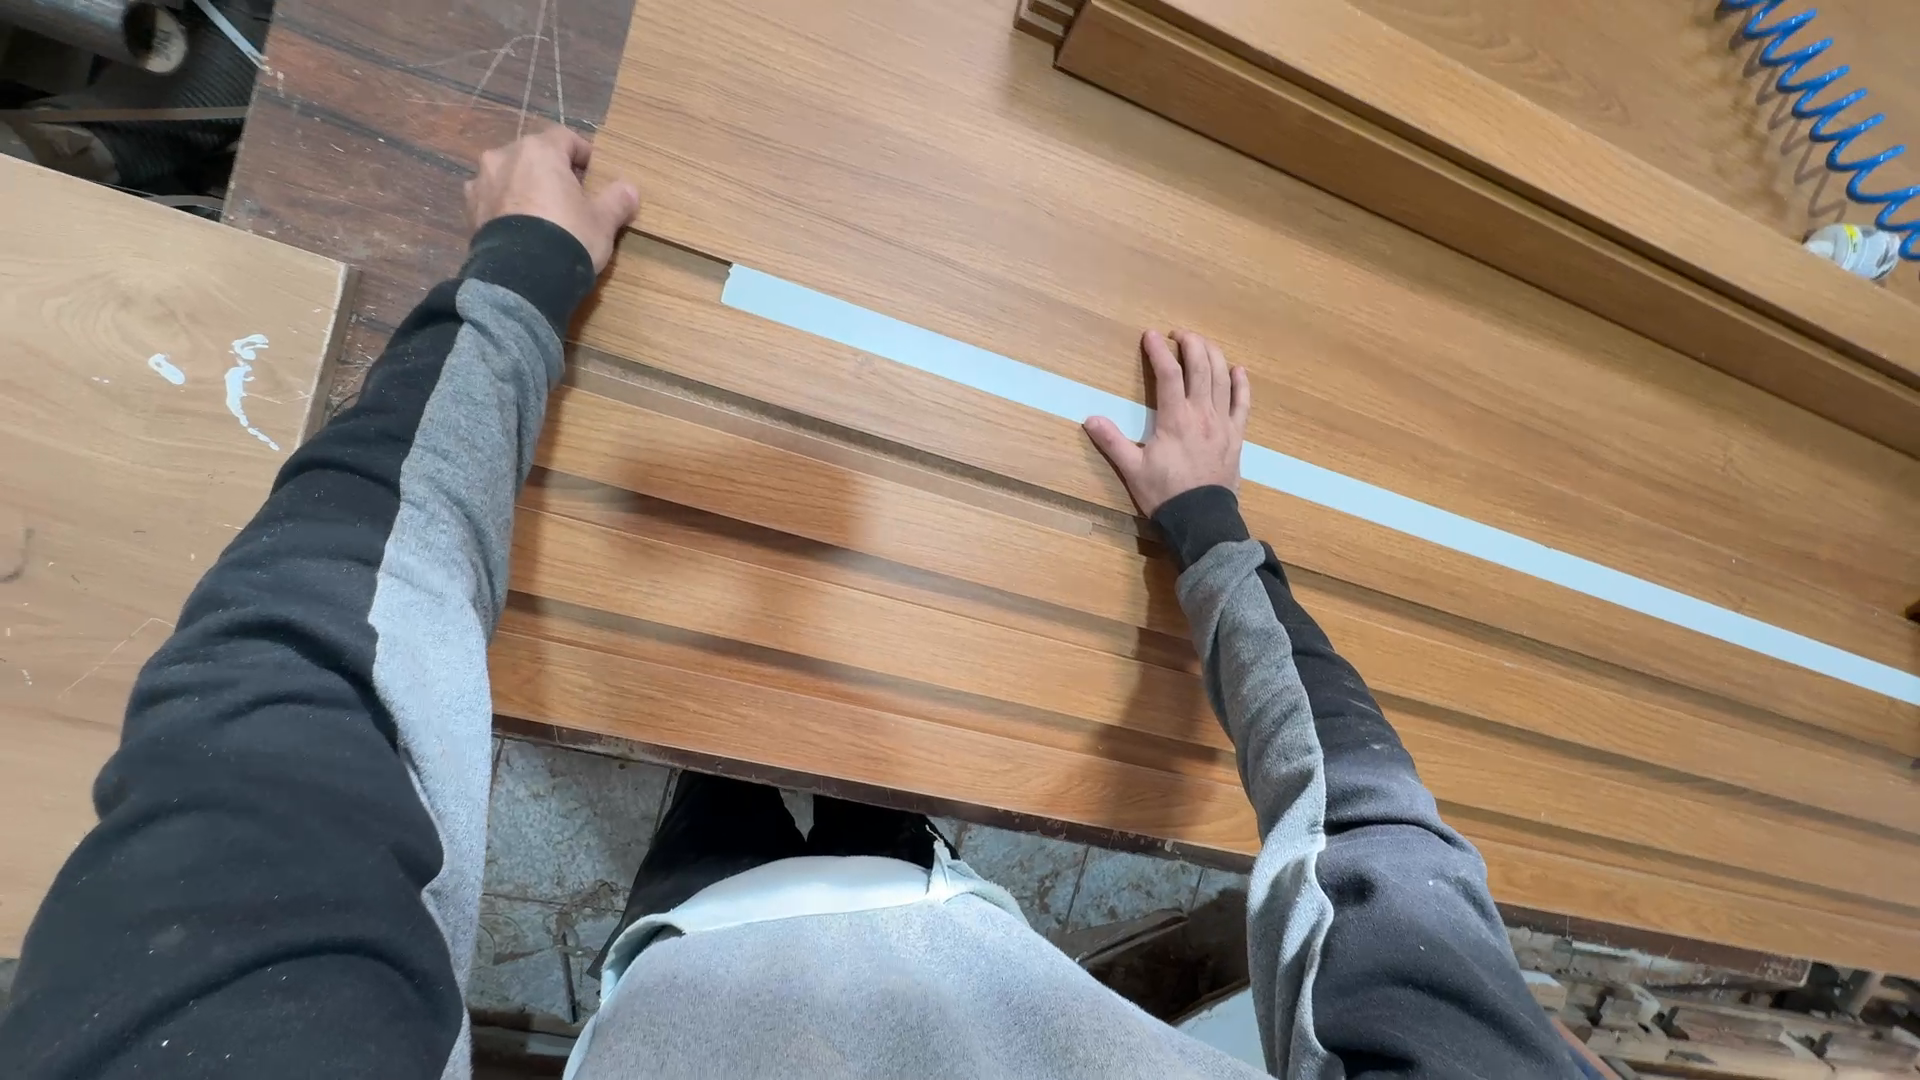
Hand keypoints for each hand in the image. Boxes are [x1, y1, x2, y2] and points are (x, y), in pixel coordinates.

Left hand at [465, 125, 639, 272]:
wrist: (525, 275)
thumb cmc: (570, 236)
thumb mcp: (603, 221)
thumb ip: (617, 200)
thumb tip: (630, 189)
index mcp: (540, 152)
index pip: (565, 138)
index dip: (583, 152)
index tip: (595, 171)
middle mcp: (504, 156)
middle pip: (534, 155)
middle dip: (552, 171)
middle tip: (571, 196)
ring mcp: (482, 182)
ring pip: (510, 176)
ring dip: (525, 187)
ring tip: (542, 213)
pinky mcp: (470, 209)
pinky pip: (493, 200)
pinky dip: (507, 207)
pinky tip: (522, 229)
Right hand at [1085, 330, 1249, 517]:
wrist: (1200, 519)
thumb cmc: (1164, 494)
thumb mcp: (1132, 469)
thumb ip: (1112, 442)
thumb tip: (1090, 419)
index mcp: (1175, 419)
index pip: (1169, 374)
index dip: (1159, 351)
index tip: (1150, 335)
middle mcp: (1202, 414)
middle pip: (1201, 367)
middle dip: (1190, 344)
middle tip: (1178, 334)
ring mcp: (1223, 423)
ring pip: (1223, 379)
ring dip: (1214, 355)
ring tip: (1202, 343)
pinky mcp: (1236, 436)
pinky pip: (1243, 403)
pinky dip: (1241, 384)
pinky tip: (1238, 370)